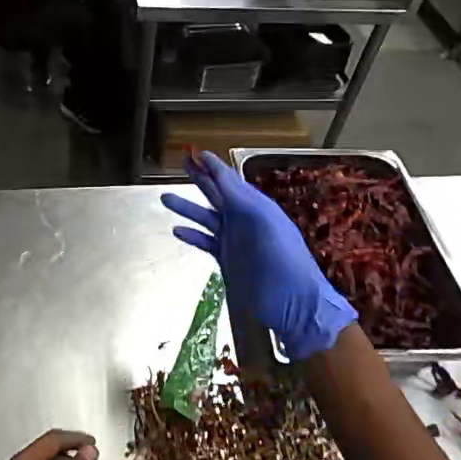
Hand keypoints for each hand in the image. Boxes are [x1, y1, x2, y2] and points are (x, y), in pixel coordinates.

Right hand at [160, 151, 356, 361]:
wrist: (295, 307)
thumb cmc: (284, 262)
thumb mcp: (263, 223)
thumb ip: (239, 198)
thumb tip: (217, 173)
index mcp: (256, 208)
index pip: (229, 181)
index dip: (213, 166)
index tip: (196, 152)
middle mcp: (244, 221)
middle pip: (217, 194)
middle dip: (200, 177)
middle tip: (182, 161)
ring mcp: (235, 241)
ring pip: (206, 217)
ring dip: (187, 207)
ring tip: (165, 198)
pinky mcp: (228, 260)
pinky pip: (206, 241)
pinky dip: (192, 235)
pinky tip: (178, 231)